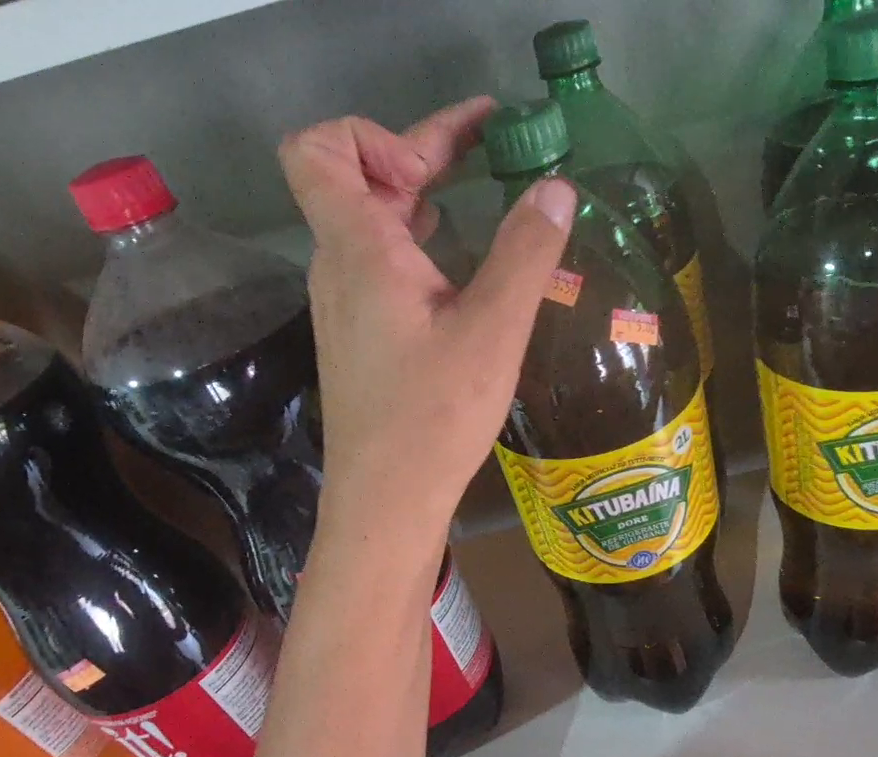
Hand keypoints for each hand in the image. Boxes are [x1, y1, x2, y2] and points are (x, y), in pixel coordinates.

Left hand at [279, 97, 576, 532]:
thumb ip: (526, 254)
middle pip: (357, 176)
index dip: (374, 134)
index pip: (320, 149)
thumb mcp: (493, 332)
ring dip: (420, 195)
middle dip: (422, 148)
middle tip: (494, 142)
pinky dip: (416, 240)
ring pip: (370, 222)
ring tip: (481, 188)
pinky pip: (380, 262)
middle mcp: (339, 267)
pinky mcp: (360, 335)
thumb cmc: (434, 417)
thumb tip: (556, 187)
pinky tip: (458, 262)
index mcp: (360, 250)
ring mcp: (345, 303)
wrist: (386, 500)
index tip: (437, 166)